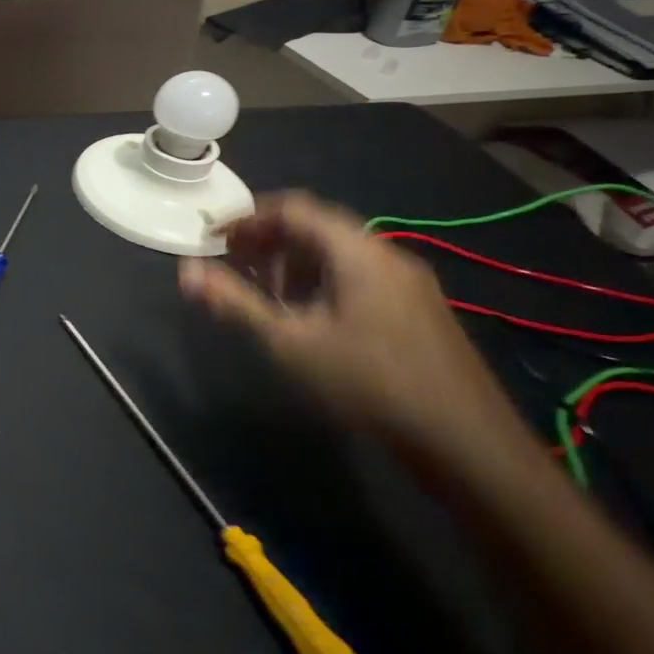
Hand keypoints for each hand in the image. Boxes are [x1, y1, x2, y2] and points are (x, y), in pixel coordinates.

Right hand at [178, 192, 526, 463]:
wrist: (468, 446)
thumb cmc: (369, 384)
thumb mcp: (290, 343)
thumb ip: (235, 303)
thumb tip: (186, 270)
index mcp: (359, 252)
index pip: (294, 208)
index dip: (248, 217)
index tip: (213, 238)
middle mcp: (389, 256)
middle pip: (318, 229)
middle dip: (268, 243)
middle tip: (232, 268)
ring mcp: (410, 286)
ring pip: (339, 256)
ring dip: (294, 265)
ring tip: (264, 297)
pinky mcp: (420, 313)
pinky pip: (360, 278)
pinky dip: (322, 284)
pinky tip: (307, 320)